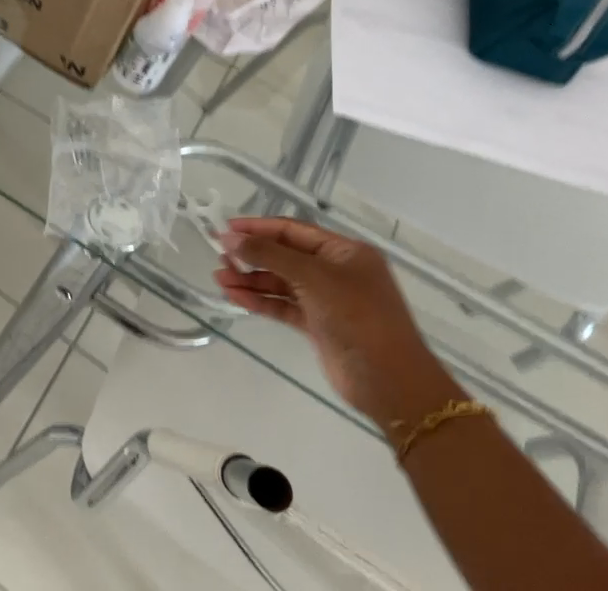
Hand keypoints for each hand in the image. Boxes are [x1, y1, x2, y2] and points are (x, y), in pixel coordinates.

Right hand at [213, 217, 459, 429]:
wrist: (389, 379)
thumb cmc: (357, 317)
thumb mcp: (313, 278)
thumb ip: (269, 255)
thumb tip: (228, 238)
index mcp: (345, 252)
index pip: (293, 230)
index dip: (258, 228)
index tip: (224, 229)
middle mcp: (336, 272)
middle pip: (284, 256)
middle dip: (251, 256)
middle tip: (219, 256)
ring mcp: (327, 299)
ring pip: (280, 282)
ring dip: (250, 279)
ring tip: (219, 279)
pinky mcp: (318, 324)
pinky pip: (282, 305)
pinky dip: (259, 300)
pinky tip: (234, 297)